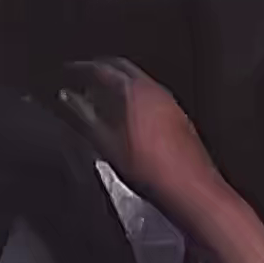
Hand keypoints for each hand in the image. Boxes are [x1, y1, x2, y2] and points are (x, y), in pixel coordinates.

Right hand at [61, 57, 263, 262]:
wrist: (195, 195)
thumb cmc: (151, 170)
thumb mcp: (105, 142)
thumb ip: (83, 114)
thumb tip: (68, 97)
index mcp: (135, 90)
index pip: (101, 67)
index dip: (80, 68)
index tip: (68, 72)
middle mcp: (155, 90)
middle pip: (121, 68)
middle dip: (100, 69)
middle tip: (82, 77)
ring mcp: (170, 103)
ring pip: (137, 81)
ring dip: (117, 83)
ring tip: (99, 96)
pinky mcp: (180, 118)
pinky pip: (150, 96)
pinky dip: (132, 96)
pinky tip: (124, 116)